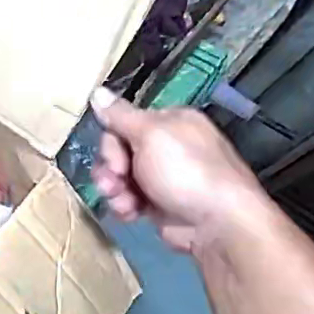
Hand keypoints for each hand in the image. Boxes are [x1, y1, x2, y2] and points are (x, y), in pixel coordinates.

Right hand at [88, 86, 272, 256]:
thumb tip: (97, 91)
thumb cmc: (185, 171)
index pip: (123, 123)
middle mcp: (166, 145)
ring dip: (115, 191)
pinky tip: (131, 214)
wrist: (216, 222)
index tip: (116, 162)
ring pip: (119, 177)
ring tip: (124, 204)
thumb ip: (119, 116)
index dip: (112, 144)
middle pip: (118, 151)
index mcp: (169, 122)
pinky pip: (129, 198)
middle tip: (114, 184)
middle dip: (110, 170)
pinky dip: (125, 206)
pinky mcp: (158, 203)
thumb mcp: (150, 135)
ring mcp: (162, 176)